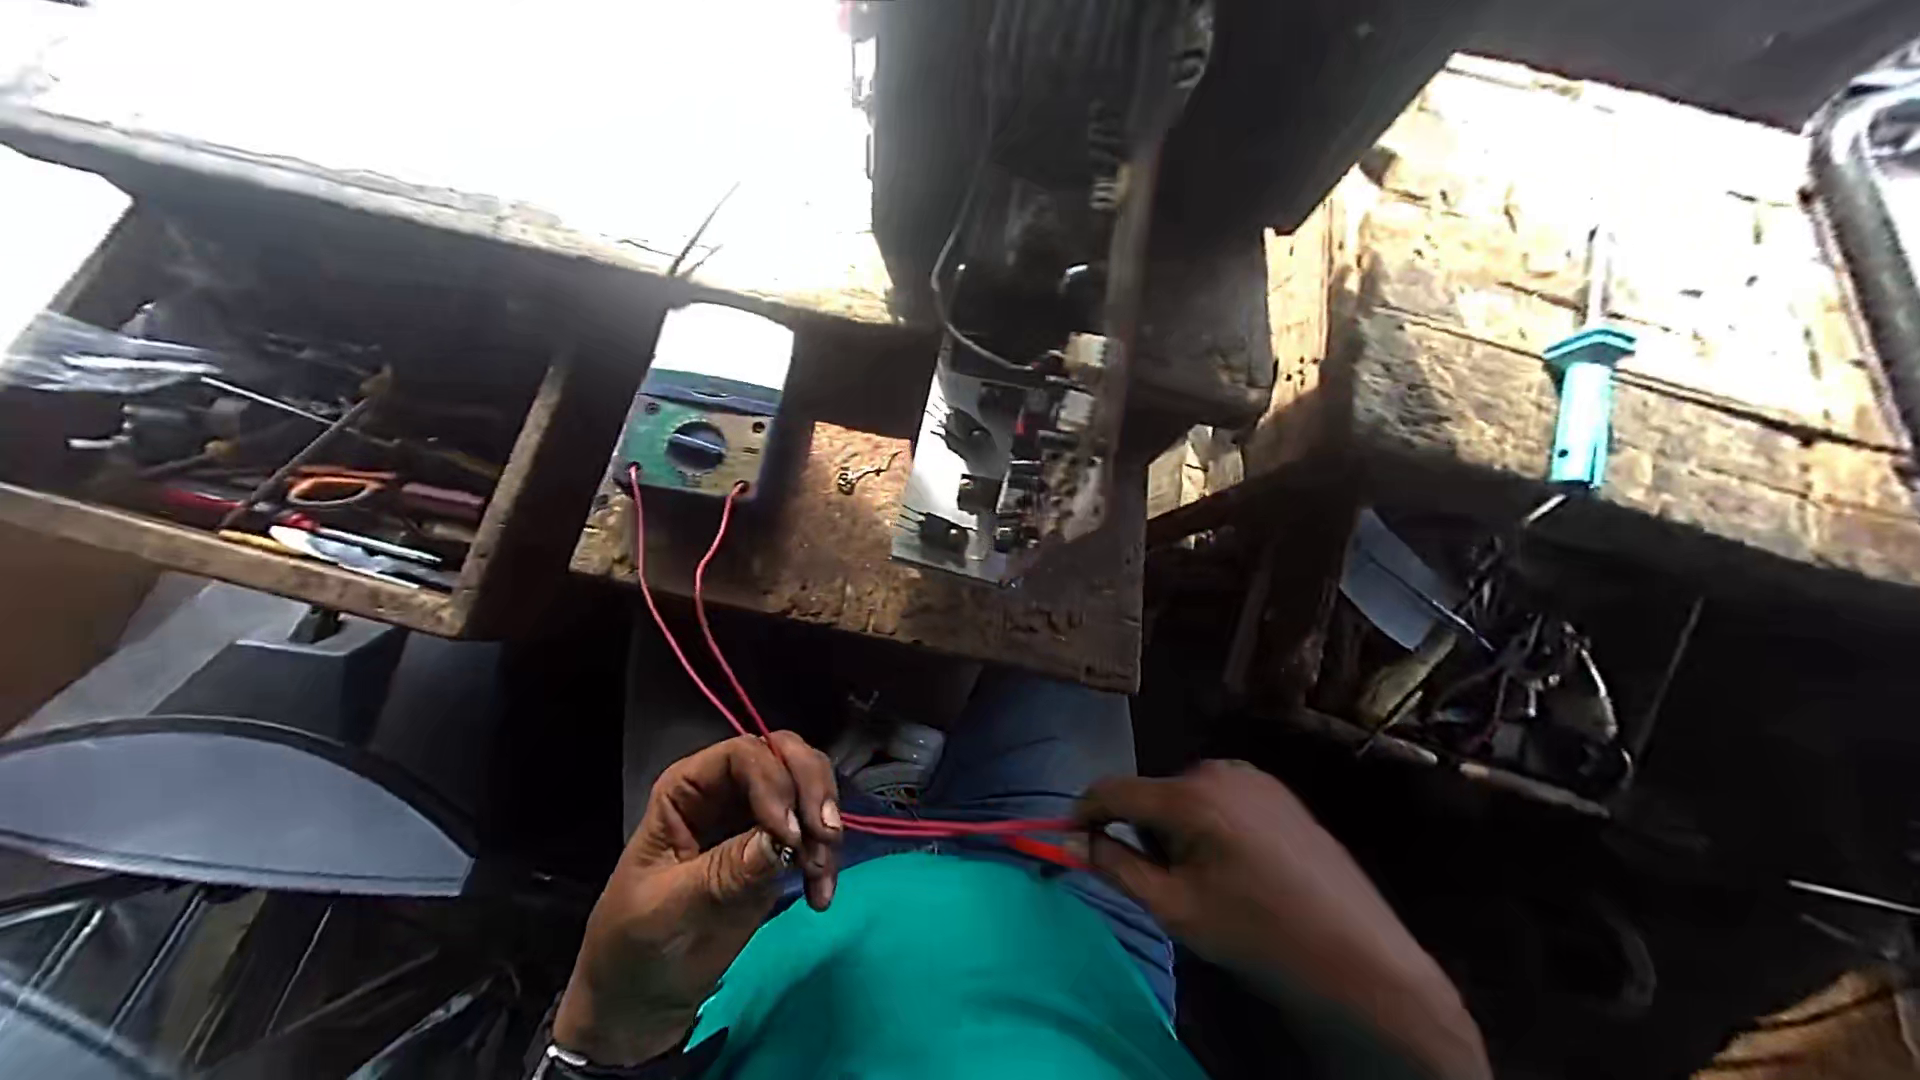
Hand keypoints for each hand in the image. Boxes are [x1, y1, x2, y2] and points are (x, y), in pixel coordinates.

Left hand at [553, 732, 842, 1065]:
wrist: (643, 1000)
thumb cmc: (635, 944)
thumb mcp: (667, 909)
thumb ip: (722, 872)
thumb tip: (778, 841)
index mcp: (688, 788)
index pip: (743, 756)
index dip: (774, 781)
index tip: (791, 834)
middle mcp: (727, 788)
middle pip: (786, 755)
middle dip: (813, 789)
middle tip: (826, 836)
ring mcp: (757, 813)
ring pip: (809, 784)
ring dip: (825, 822)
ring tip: (820, 873)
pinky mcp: (780, 845)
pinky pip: (816, 829)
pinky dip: (828, 855)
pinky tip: (820, 895)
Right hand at [1076, 761, 1490, 1079]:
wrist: (1359, 958)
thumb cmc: (1257, 935)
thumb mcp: (1173, 907)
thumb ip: (1114, 865)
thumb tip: (1067, 840)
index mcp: (1190, 796)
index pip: (1113, 790)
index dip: (1084, 813)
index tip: (1071, 840)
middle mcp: (1218, 770)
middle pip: (1152, 794)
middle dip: (1145, 832)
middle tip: (1169, 883)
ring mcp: (1252, 775)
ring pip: (1184, 795)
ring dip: (1178, 828)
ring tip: (1210, 878)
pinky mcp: (1276, 788)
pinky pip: (1218, 795)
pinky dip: (1210, 822)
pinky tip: (1239, 864)